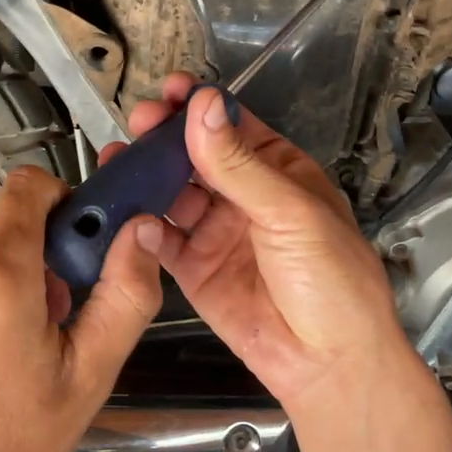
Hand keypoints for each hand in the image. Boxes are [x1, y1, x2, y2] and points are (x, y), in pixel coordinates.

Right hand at [113, 74, 418, 410]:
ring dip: (145, 174)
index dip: (202, 106)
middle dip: (166, 136)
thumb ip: (239, 163)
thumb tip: (202, 106)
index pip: (233, 126)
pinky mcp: (193, 268)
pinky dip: (140, 223)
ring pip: (171, 192)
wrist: (330, 364)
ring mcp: (215, 231)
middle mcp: (243, 196)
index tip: (172, 88)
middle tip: (141, 121)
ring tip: (119, 159)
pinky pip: (160, 237)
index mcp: (278, 171)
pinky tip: (125, 210)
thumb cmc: (332, 279)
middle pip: (195, 155)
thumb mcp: (290, 212)